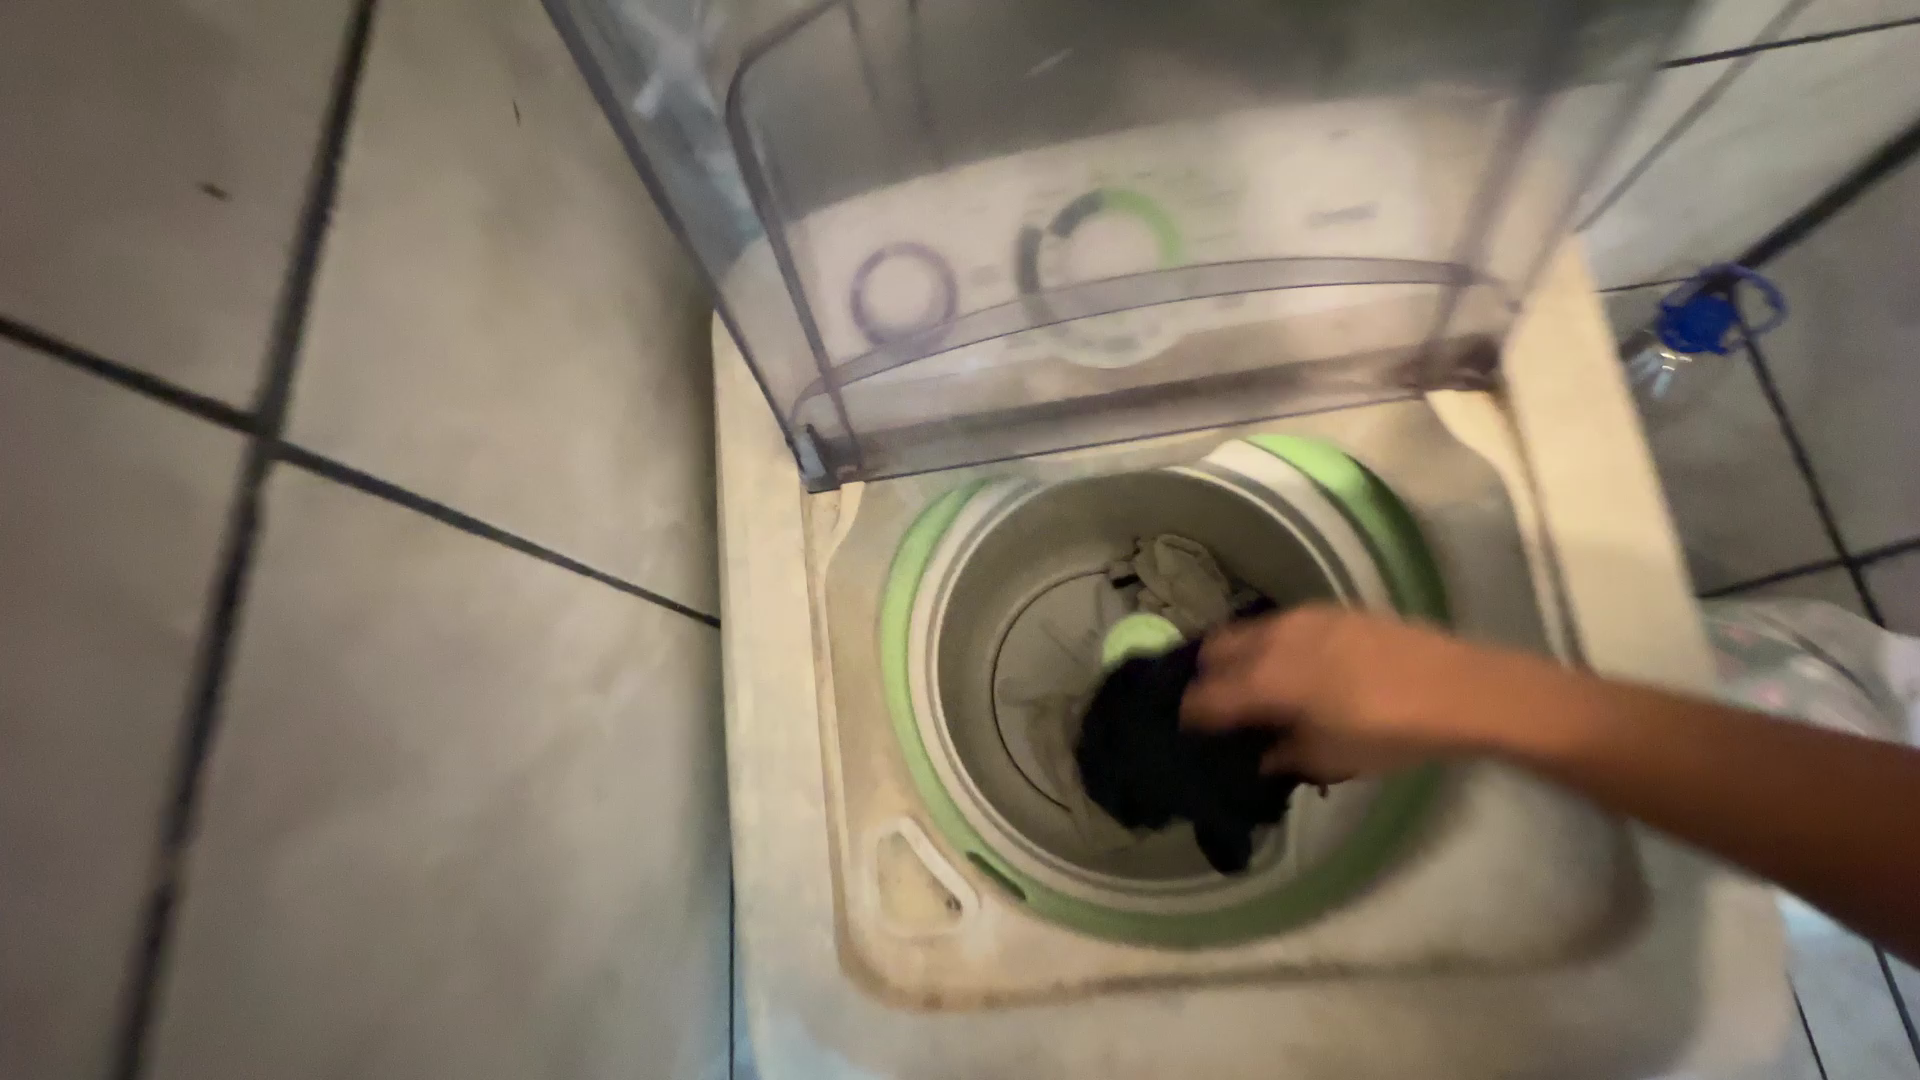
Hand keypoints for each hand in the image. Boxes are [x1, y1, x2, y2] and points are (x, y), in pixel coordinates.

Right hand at [1180, 605, 1536, 778]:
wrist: (1461, 688)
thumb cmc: (1391, 733)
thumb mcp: (1331, 758)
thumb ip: (1282, 753)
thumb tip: (1258, 754)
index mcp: (1265, 681)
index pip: (1205, 696)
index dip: (1190, 715)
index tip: (1190, 731)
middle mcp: (1271, 641)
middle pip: (1213, 652)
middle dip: (1207, 678)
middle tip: (1218, 707)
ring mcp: (1298, 619)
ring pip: (1243, 633)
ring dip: (1235, 658)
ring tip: (1252, 685)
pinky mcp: (1325, 610)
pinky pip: (1276, 626)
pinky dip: (1267, 645)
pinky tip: (1291, 667)